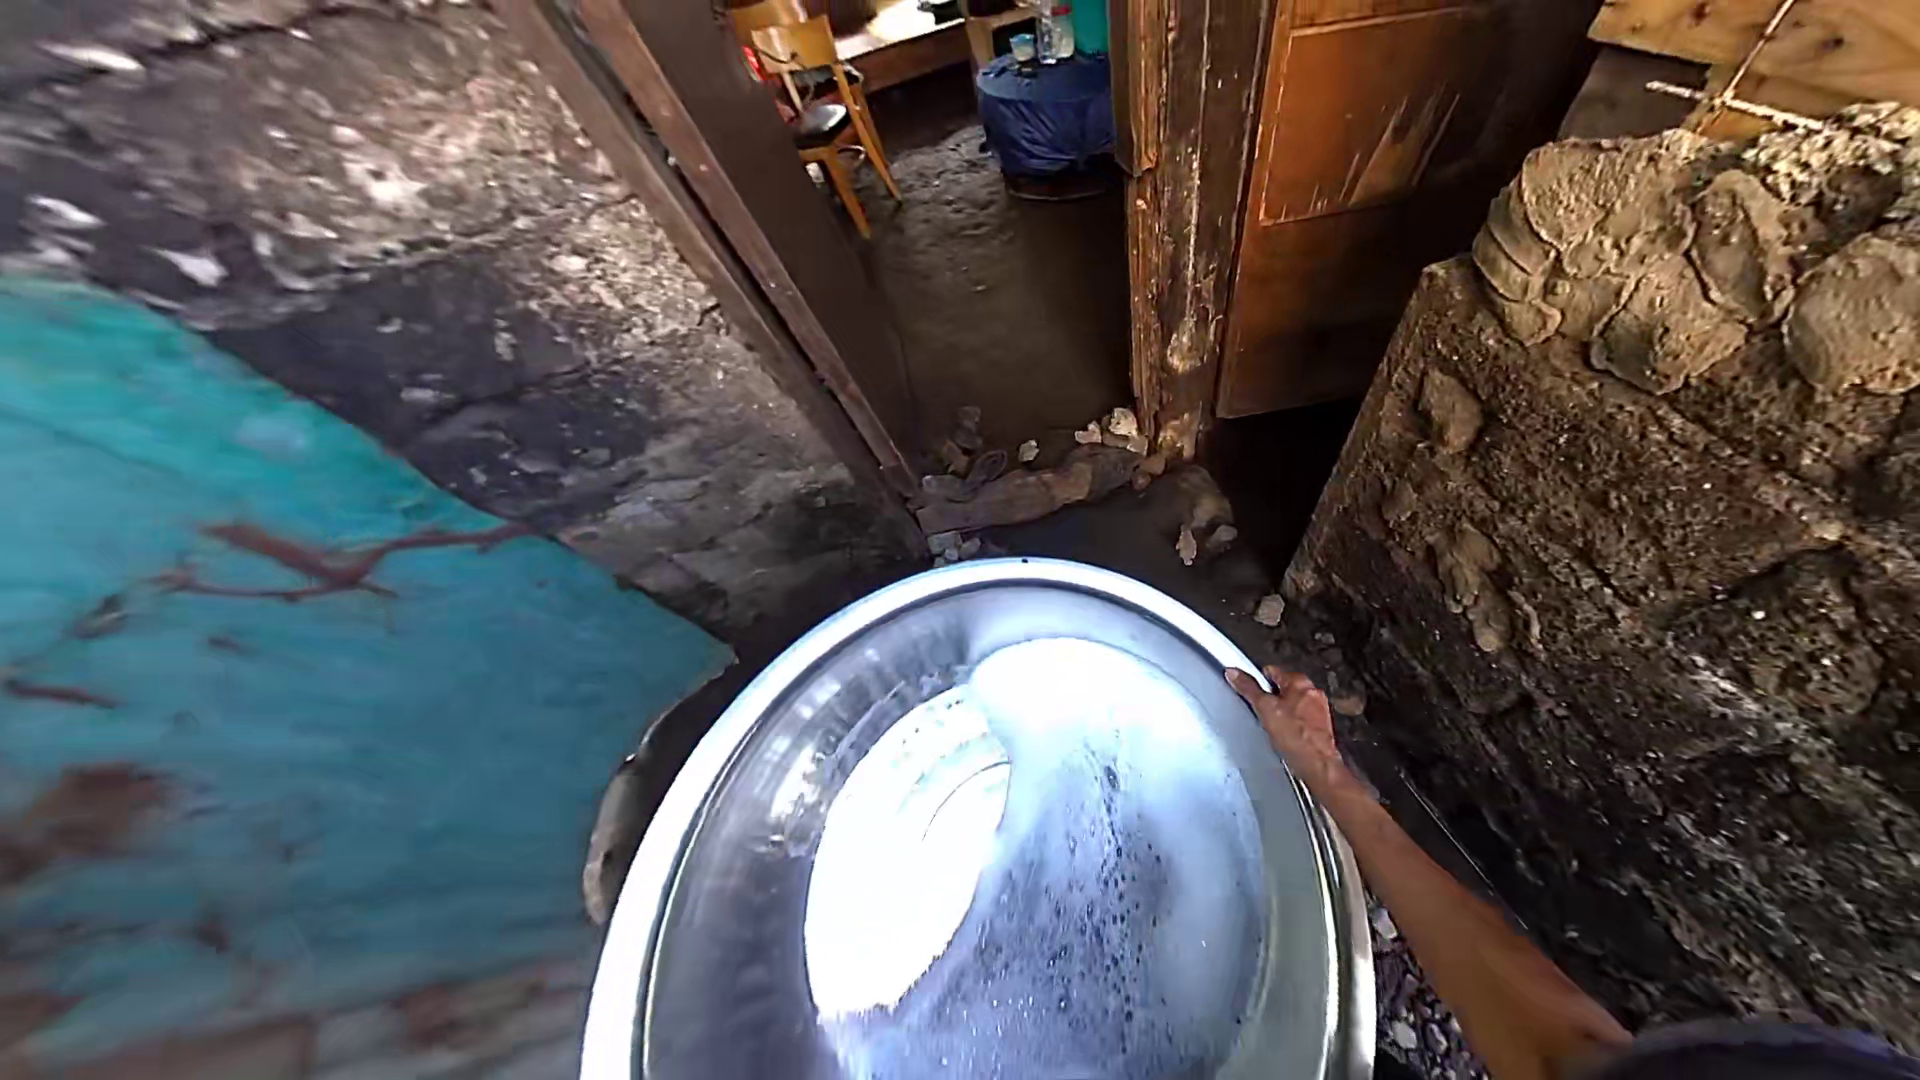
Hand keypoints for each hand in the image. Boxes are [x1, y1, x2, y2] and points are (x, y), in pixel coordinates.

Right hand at [1225, 667, 1349, 792]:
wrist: (1316, 764)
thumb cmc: (1295, 736)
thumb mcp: (1263, 707)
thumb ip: (1247, 688)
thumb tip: (1234, 673)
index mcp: (1300, 682)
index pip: (1271, 671)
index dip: (1257, 681)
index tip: (1250, 690)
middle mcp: (1313, 692)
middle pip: (1281, 687)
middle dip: (1270, 697)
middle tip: (1262, 710)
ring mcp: (1318, 709)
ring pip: (1290, 703)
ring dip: (1281, 710)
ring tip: (1274, 724)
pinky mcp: (1320, 725)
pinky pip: (1299, 717)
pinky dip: (1291, 723)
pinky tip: (1285, 733)